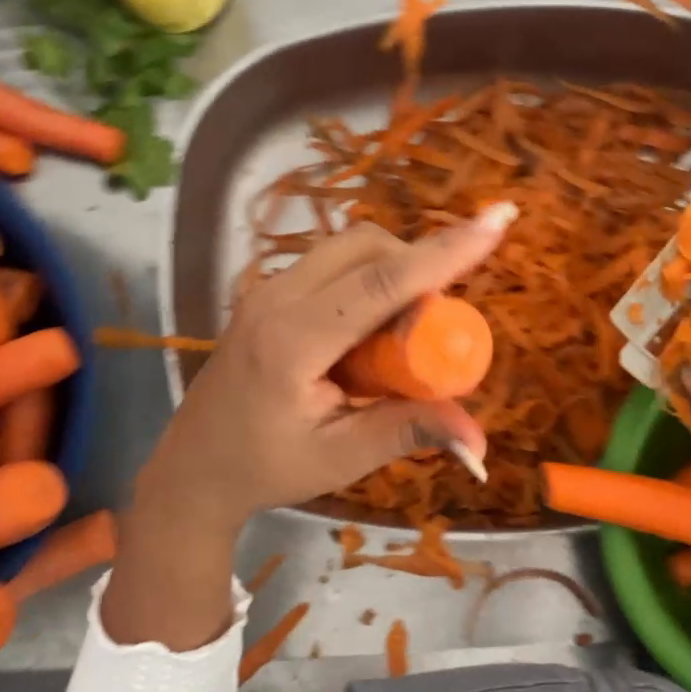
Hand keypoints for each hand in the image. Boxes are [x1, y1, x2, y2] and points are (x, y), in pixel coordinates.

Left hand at [131, 204, 513, 541]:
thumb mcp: (339, 458)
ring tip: (404, 334)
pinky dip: (369, 278)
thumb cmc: (265, 468)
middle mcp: (275, 299)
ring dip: (393, 270)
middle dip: (419, 263)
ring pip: (348, 248)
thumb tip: (479, 439)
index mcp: (291, 342)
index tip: (496, 223)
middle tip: (440, 324)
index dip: (442, 253)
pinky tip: (371, 330)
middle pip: (366, 247)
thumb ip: (408, 432)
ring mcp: (265, 290)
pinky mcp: (267, 293)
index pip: (379, 284)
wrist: (194, 469)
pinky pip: (331, 263)